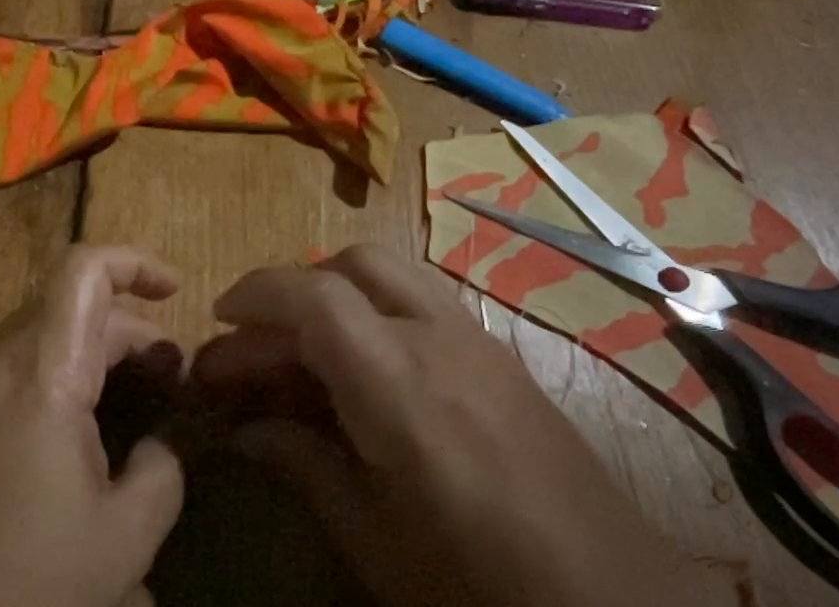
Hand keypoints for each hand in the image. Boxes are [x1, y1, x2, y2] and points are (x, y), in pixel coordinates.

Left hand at [0, 246, 185, 606]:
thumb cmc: (30, 576)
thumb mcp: (124, 535)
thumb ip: (164, 469)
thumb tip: (166, 439)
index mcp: (41, 371)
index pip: (84, 270)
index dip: (135, 262)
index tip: (178, 291)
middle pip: (72, 303)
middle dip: (132, 325)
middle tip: (175, 381)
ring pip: (46, 330)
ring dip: (99, 347)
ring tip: (144, 397)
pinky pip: (20, 361)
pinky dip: (65, 368)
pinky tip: (91, 421)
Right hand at [198, 244, 733, 606]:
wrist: (619, 606)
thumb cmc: (477, 581)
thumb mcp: (371, 535)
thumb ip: (301, 465)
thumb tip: (244, 430)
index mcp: (398, 381)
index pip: (312, 297)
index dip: (256, 296)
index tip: (219, 323)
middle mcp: (440, 339)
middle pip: (354, 264)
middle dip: (293, 288)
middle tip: (260, 340)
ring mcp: (481, 342)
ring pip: (395, 272)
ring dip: (338, 289)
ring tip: (310, 344)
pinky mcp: (505, 359)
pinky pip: (427, 301)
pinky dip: (379, 308)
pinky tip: (371, 366)